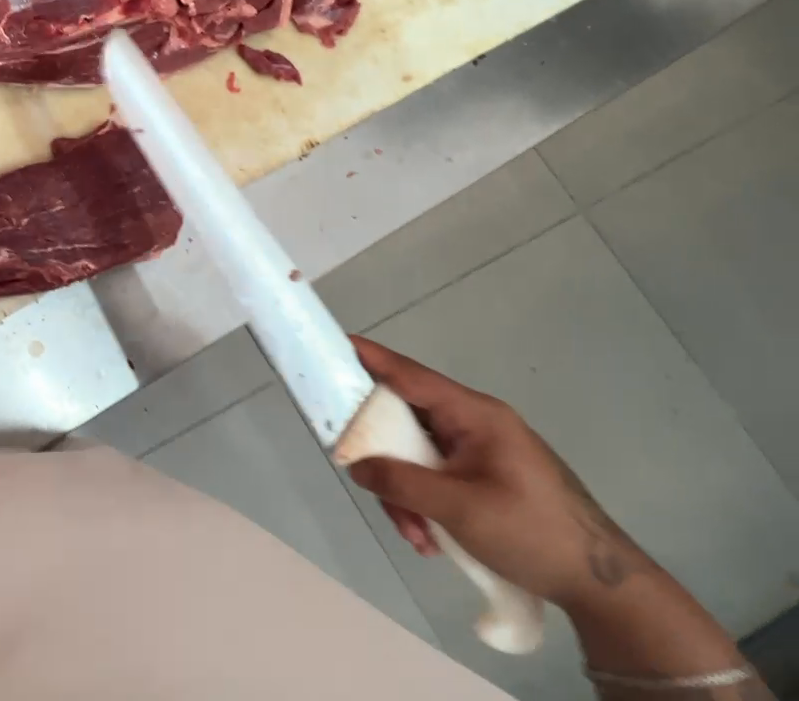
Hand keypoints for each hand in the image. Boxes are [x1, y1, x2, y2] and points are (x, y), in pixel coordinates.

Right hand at [346, 336, 652, 613]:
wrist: (605, 588)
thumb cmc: (534, 533)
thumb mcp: (458, 507)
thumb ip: (398, 481)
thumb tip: (355, 465)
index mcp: (475, 415)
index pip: (407, 374)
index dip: (366, 357)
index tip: (326, 344)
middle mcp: (474, 424)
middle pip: (402, 421)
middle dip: (382, 457)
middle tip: (370, 484)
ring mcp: (479, 451)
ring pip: (413, 455)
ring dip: (403, 493)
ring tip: (417, 535)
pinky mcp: (482, 477)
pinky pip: (432, 476)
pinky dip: (422, 503)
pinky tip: (431, 538)